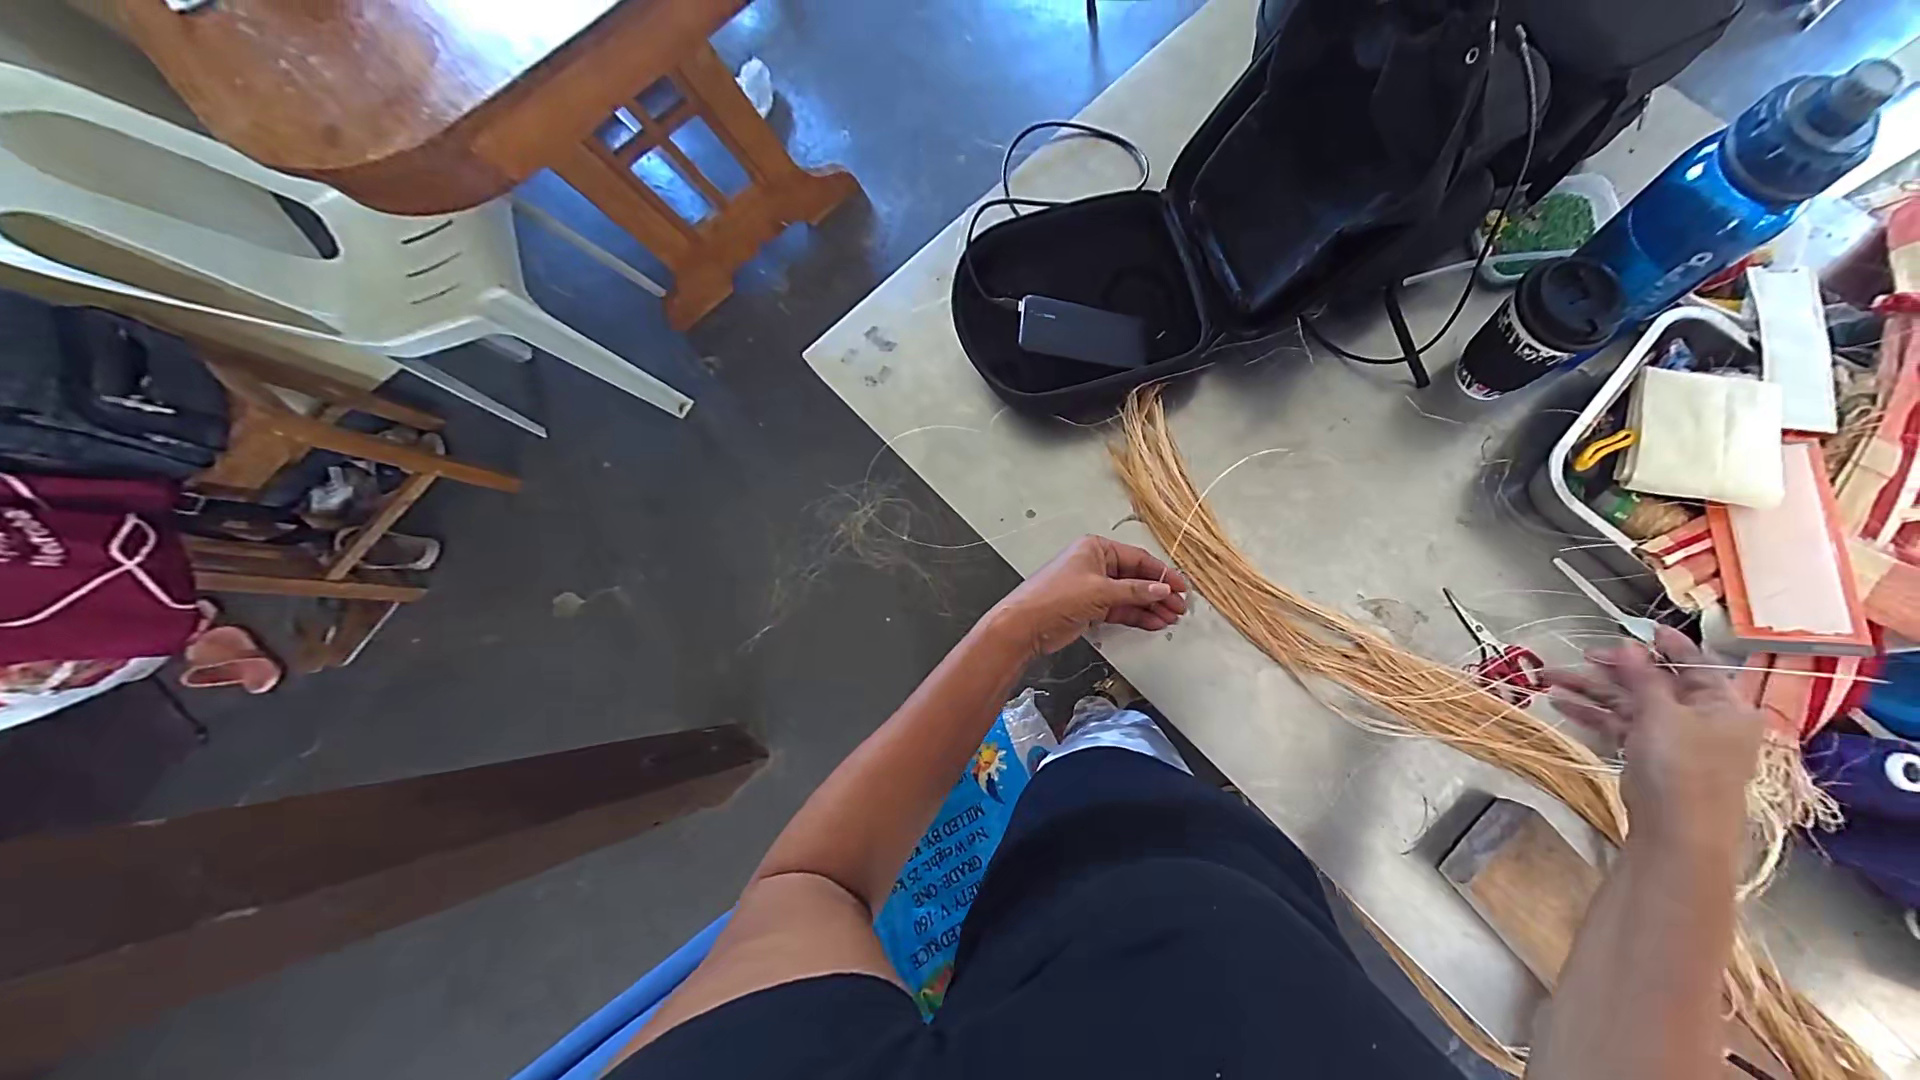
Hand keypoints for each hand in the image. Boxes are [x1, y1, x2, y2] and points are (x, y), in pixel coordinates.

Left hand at [985, 536, 1189, 657]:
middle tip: (1179, 606)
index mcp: (1095, 549)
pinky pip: (1120, 609)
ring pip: (1130, 595)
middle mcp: (1094, 565)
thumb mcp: (1100, 591)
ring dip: (1150, 607)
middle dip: (1158, 593)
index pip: (1137, 558)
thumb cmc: (1052, 598)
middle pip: (1136, 578)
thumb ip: (1134, 592)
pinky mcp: (1090, 607)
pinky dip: (1137, 616)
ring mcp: (1092, 587)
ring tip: (1170, 617)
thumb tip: (1161, 590)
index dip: (1161, 573)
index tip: (1180, 587)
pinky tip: (1154, 622)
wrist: (1025, 625)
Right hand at [1543, 625, 1762, 850]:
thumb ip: (1642, 677)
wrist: (1678, 826)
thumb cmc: (1683, 765)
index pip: (1695, 665)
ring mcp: (1672, 734)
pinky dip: (1589, 711)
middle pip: (1651, 682)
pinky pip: (1616, 721)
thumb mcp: (1662, 714)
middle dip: (1611, 669)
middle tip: (1579, 656)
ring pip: (1626, 701)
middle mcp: (1700, 716)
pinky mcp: (1646, 749)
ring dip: (1589, 689)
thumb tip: (1628, 643)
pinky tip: (1559, 703)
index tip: (1640, 627)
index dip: (1668, 645)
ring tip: (1549, 678)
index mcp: (1722, 705)